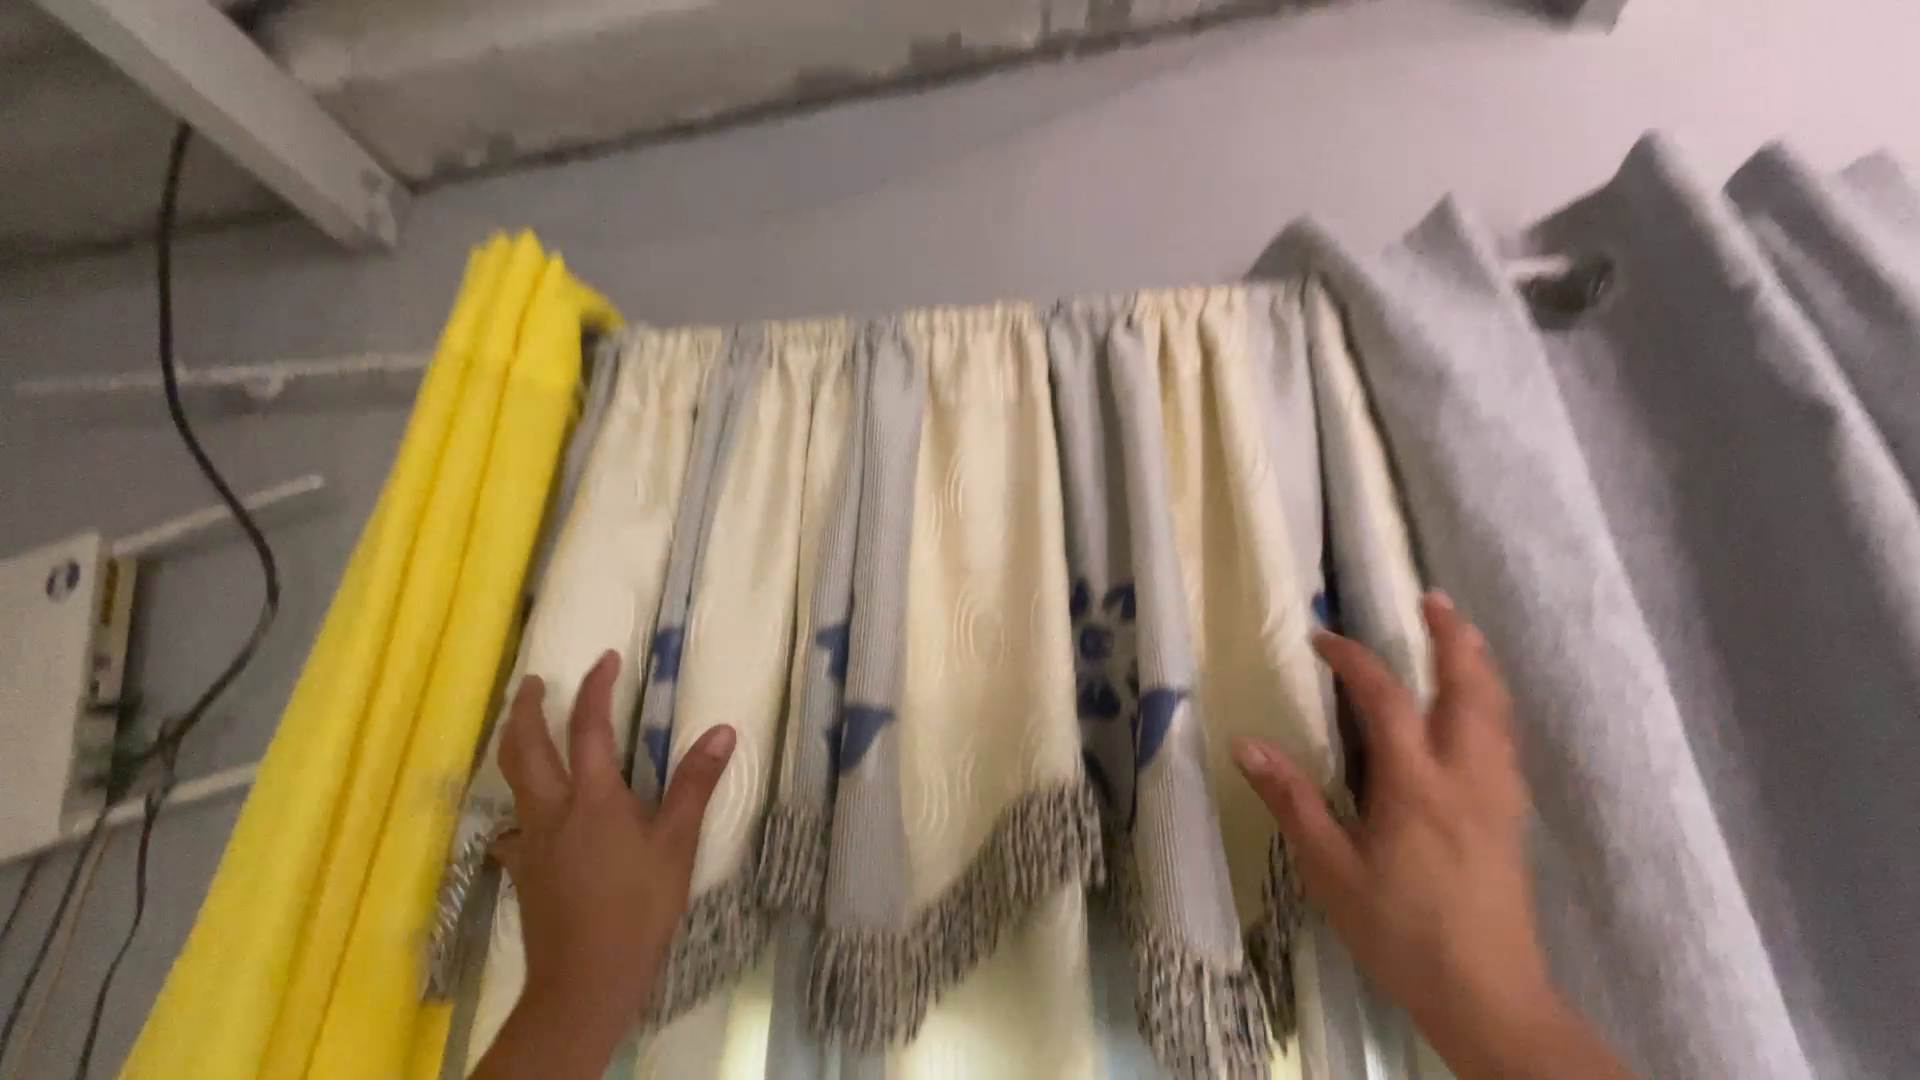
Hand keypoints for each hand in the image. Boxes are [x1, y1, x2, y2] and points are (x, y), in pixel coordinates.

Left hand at [471, 650, 735, 1079]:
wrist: (585, 979)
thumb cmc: (639, 907)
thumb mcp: (677, 844)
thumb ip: (696, 785)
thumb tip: (722, 730)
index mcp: (593, 798)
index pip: (590, 728)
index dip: (597, 688)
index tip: (607, 658)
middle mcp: (552, 811)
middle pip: (526, 748)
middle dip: (528, 708)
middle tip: (534, 682)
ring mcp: (530, 841)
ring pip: (511, 780)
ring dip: (514, 743)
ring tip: (522, 725)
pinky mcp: (522, 868)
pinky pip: (510, 822)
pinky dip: (516, 801)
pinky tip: (527, 812)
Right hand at [1234, 593, 1631, 1079]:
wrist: (1488, 996)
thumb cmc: (1399, 931)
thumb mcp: (1330, 868)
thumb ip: (1293, 800)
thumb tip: (1246, 743)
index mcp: (1416, 786)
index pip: (1386, 700)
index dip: (1355, 661)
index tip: (1324, 639)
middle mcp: (1465, 778)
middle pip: (1468, 691)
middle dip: (1452, 639)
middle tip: (1433, 599)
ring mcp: (1496, 797)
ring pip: (1497, 714)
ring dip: (1478, 666)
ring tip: (1462, 635)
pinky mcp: (1510, 819)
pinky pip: (1504, 742)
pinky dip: (1491, 706)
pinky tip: (1477, 711)